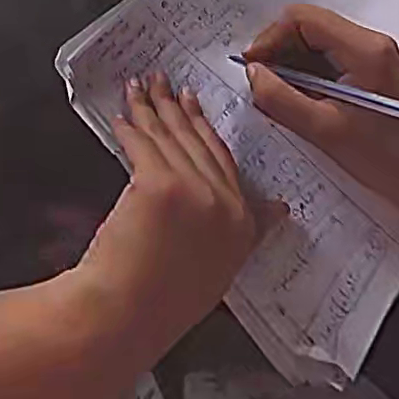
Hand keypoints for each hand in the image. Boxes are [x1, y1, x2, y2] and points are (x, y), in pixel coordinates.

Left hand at [69, 73, 261, 362]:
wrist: (123, 314)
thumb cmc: (158, 299)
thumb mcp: (218, 268)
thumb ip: (246, 231)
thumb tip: (277, 209)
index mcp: (242, 224)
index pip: (223, 160)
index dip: (205, 127)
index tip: (194, 104)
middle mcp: (223, 203)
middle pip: (196, 141)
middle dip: (176, 107)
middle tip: (164, 84)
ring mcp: (192, 190)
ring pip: (168, 136)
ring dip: (150, 108)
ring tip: (138, 88)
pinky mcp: (157, 183)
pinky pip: (141, 143)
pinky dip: (129, 126)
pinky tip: (121, 116)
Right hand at [244, 5, 398, 223]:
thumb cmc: (388, 161)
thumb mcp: (323, 130)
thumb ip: (280, 98)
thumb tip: (253, 73)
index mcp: (365, 51)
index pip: (302, 19)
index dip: (270, 38)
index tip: (254, 64)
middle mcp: (370, 45)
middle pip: (306, 26)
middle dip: (277, 51)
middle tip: (261, 80)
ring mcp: (369, 57)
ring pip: (311, 42)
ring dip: (288, 64)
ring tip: (279, 95)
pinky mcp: (365, 71)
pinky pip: (321, 59)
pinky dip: (302, 74)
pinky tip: (298, 100)